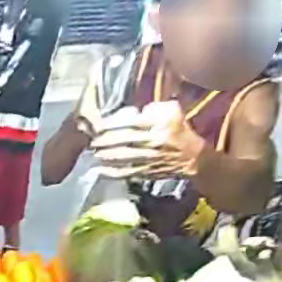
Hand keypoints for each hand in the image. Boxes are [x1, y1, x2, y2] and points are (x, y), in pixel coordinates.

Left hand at [90, 101, 205, 179]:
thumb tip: (132, 112)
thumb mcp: (173, 111)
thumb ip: (153, 108)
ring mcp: (147, 159)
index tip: (100, 124)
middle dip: (104, 139)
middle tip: (91, 138)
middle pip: (123, 140)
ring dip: (104, 154)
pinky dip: (110, 172)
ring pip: (121, 157)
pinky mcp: (143, 173)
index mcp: (161, 124)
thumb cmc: (178, 131)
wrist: (190, 158)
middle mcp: (153, 141)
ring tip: (93, 151)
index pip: (132, 122)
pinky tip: (99, 169)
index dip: (113, 124)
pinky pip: (123, 173)